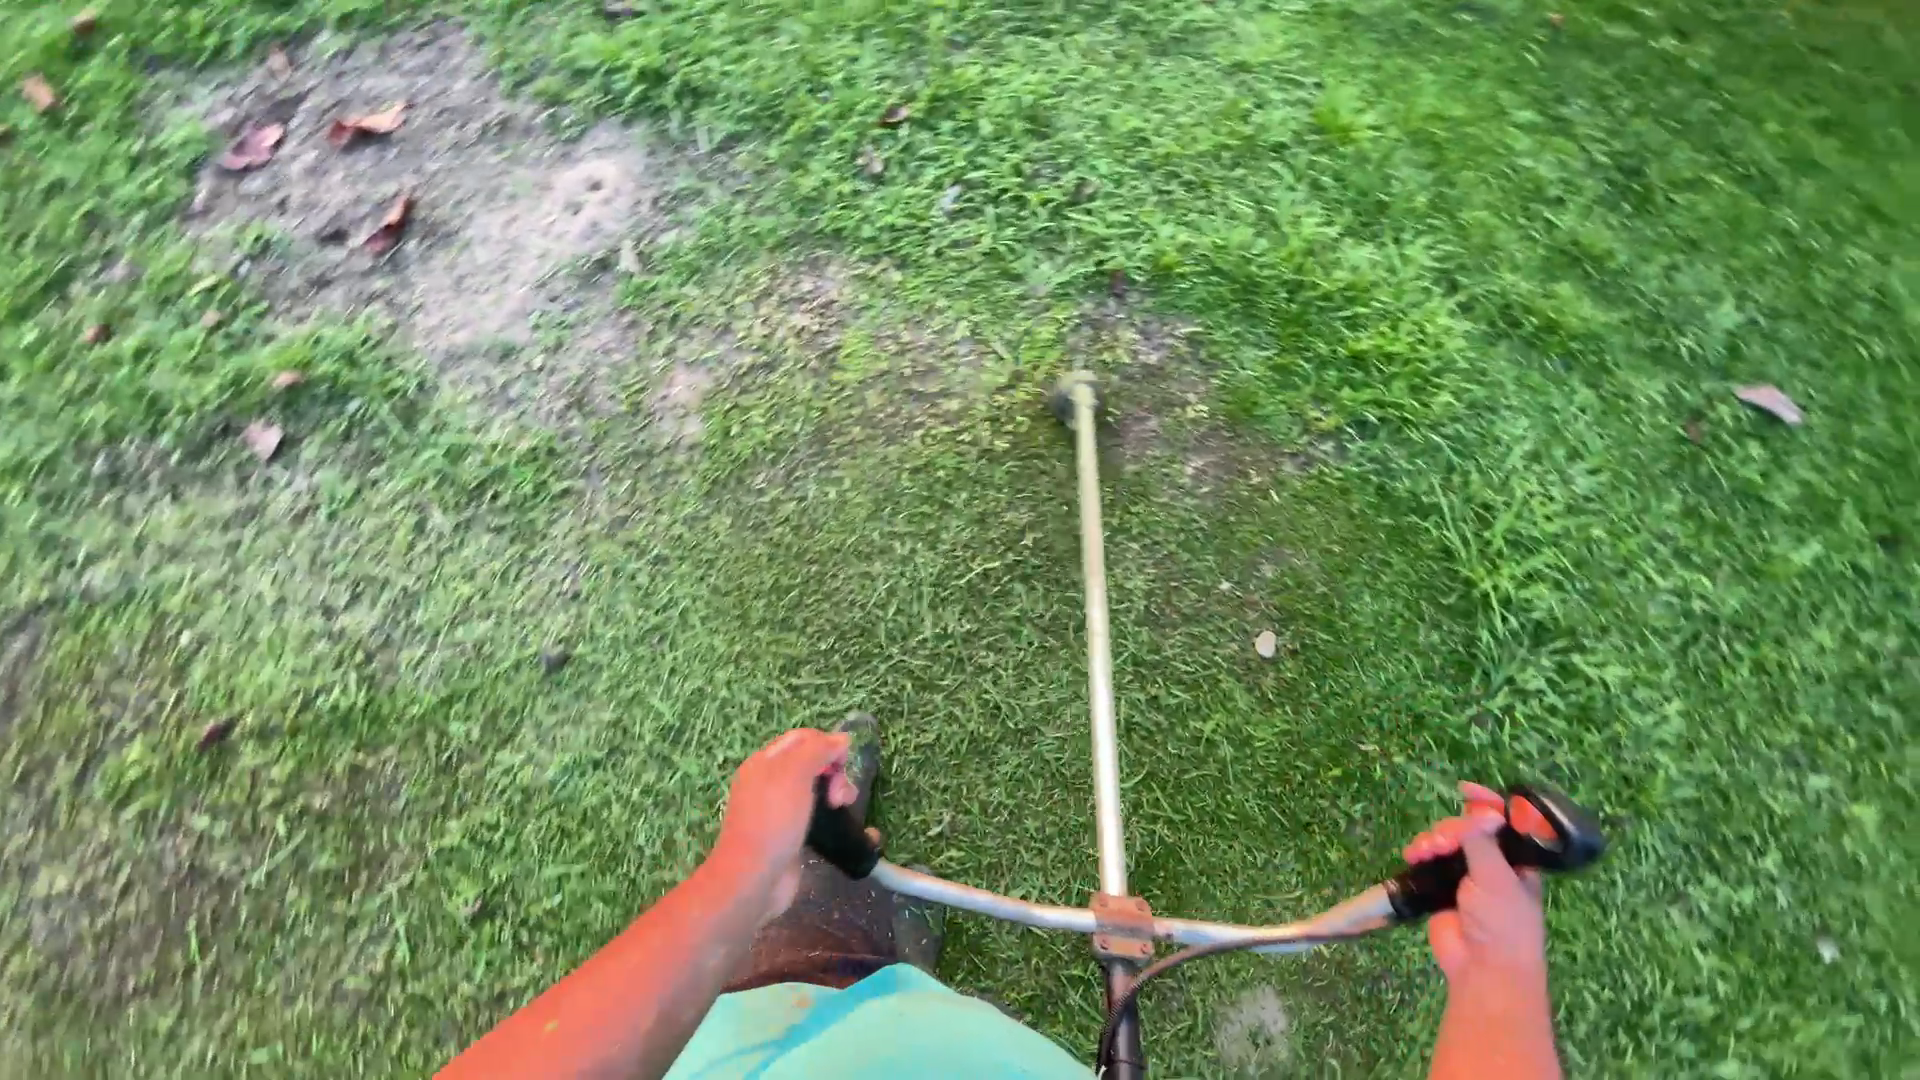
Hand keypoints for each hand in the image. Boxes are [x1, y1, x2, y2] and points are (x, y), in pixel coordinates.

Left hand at [710, 728, 857, 925]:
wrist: (754, 878)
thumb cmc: (773, 819)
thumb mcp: (795, 773)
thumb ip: (818, 750)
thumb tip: (841, 739)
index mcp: (765, 762)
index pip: (802, 738)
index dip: (826, 743)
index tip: (843, 762)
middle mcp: (770, 781)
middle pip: (811, 761)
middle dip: (833, 770)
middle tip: (840, 793)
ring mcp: (779, 808)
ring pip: (816, 787)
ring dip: (835, 790)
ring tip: (842, 806)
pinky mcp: (790, 832)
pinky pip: (814, 812)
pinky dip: (829, 812)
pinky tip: (837, 821)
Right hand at [1403, 781, 1547, 985]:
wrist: (1483, 968)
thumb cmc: (1503, 923)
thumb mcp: (1496, 877)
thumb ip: (1483, 841)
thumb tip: (1481, 808)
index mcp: (1518, 863)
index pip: (1506, 823)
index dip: (1488, 803)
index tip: (1465, 790)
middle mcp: (1493, 866)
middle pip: (1468, 829)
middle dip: (1450, 828)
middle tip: (1442, 842)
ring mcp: (1467, 877)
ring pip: (1445, 842)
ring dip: (1432, 840)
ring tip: (1424, 852)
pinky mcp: (1443, 888)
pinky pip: (1429, 860)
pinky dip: (1420, 854)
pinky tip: (1413, 856)